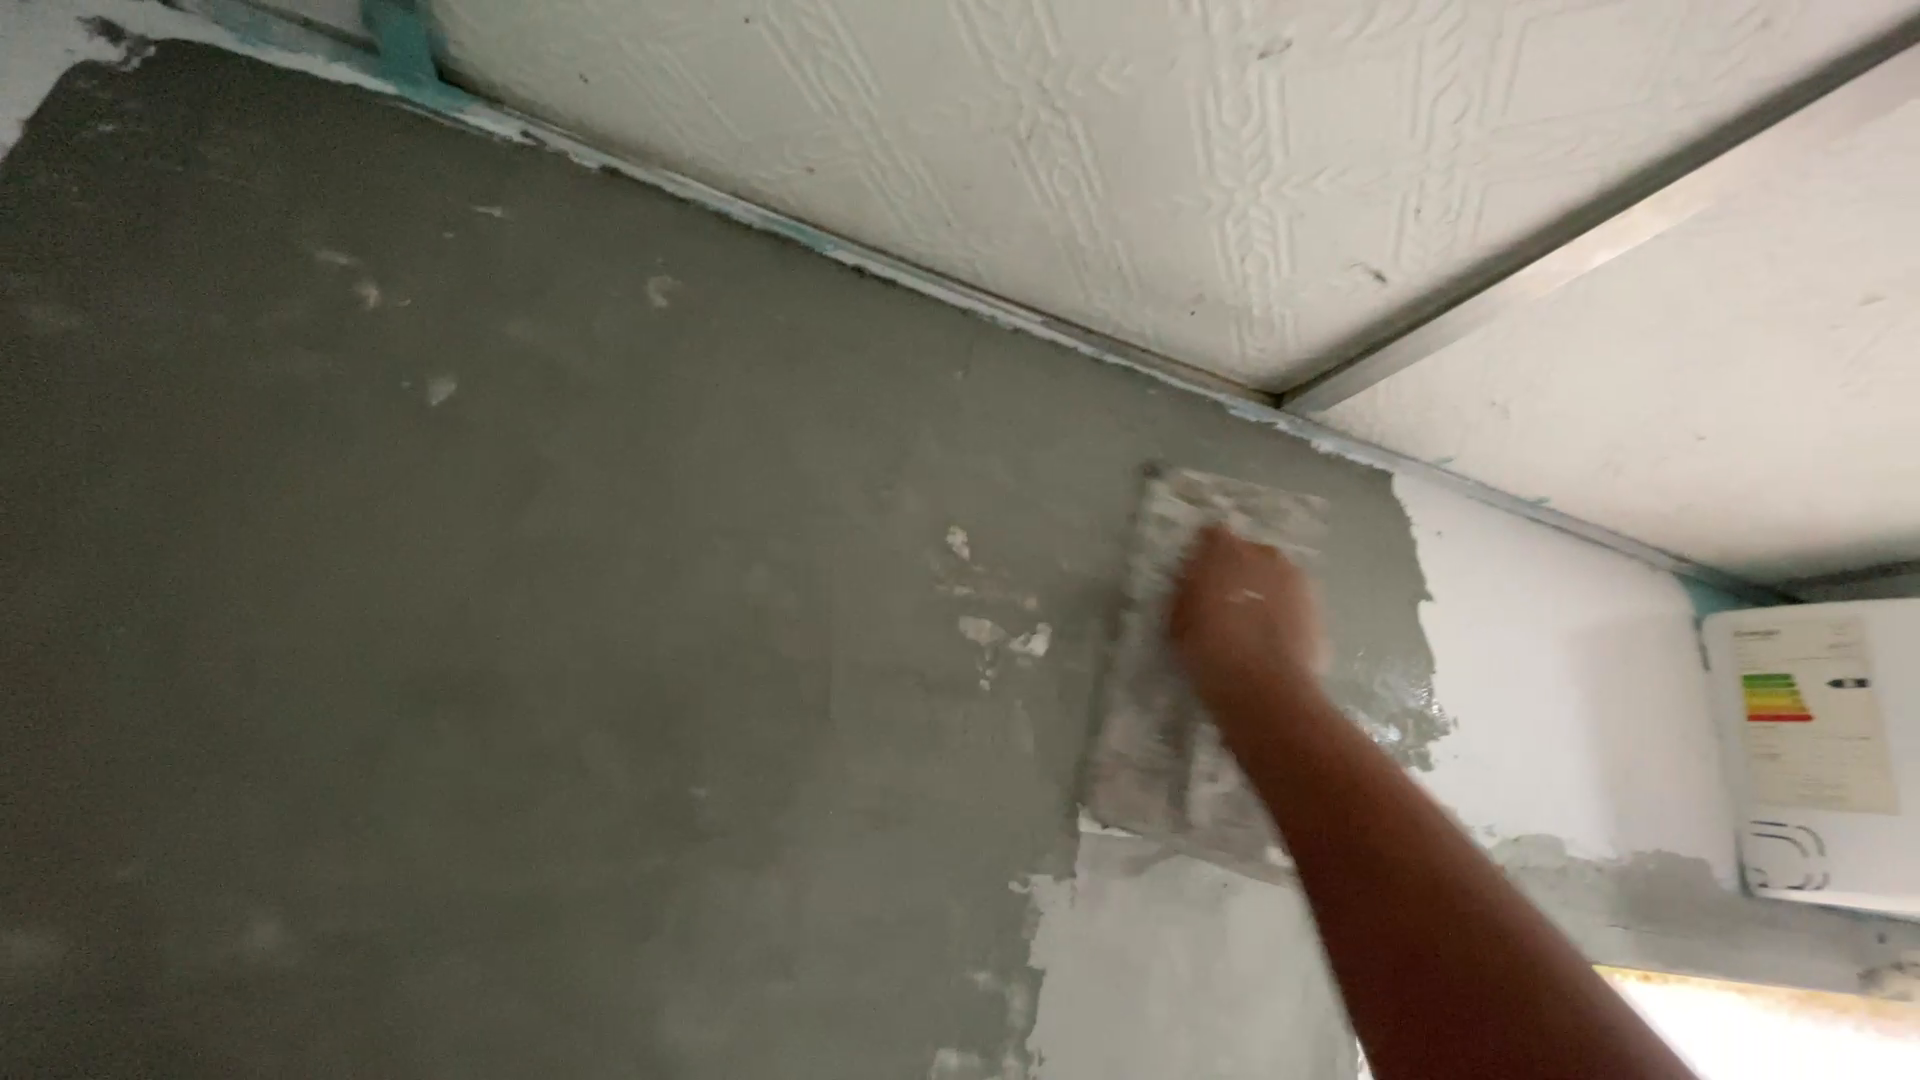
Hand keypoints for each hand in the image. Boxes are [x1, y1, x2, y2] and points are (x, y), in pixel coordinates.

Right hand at [1169, 523, 1328, 709]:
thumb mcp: (1178, 620)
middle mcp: (1264, 556)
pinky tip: (1272, 637)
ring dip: (1264, 588)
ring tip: (1251, 620)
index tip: (1197, 573)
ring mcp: (1297, 580)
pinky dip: (1283, 611)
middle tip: (1224, 598)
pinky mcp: (1318, 608)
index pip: (1212, 535)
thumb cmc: (1209, 652)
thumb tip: (1193, 581)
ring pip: (1275, 576)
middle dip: (1237, 568)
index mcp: (1225, 552)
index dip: (1205, 553)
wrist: (1265, 690)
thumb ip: (1186, 591)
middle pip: (1248, 552)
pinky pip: (1293, 601)